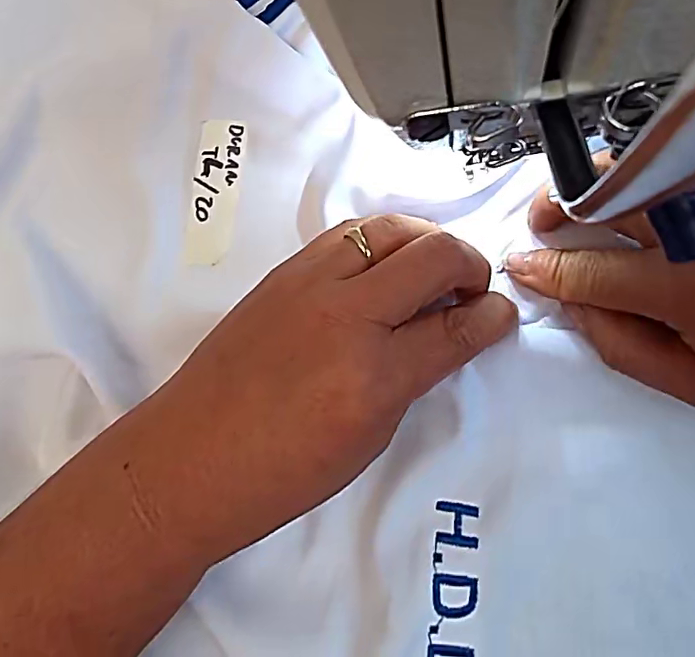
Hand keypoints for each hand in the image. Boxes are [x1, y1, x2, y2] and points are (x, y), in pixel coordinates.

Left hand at [111, 216, 517, 563]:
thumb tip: (454, 333)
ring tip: (434, 266)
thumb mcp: (368, 437)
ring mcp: (310, 282)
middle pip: (430, 255)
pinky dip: (382, 239)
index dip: (490, 315)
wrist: (194, 452)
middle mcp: (345, 314)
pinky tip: (386, 262)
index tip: (501, 312)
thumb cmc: (284, 467)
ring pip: (389, 228)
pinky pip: (348, 234)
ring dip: (426, 239)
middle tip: (472, 287)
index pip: (454, 327)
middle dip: (468, 263)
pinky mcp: (284, 269)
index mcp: (373, 375)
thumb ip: (416, 375)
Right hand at [507, 184, 694, 459]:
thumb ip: (625, 347)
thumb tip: (574, 306)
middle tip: (538, 228)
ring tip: (575, 213)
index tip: (518, 266)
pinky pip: (666, 174)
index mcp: (692, 290)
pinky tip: (631, 210)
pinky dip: (631, 183)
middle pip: (601, 198)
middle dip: (554, 207)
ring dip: (589, 188)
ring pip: (632, 172)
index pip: (590, 271)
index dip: (544, 270)